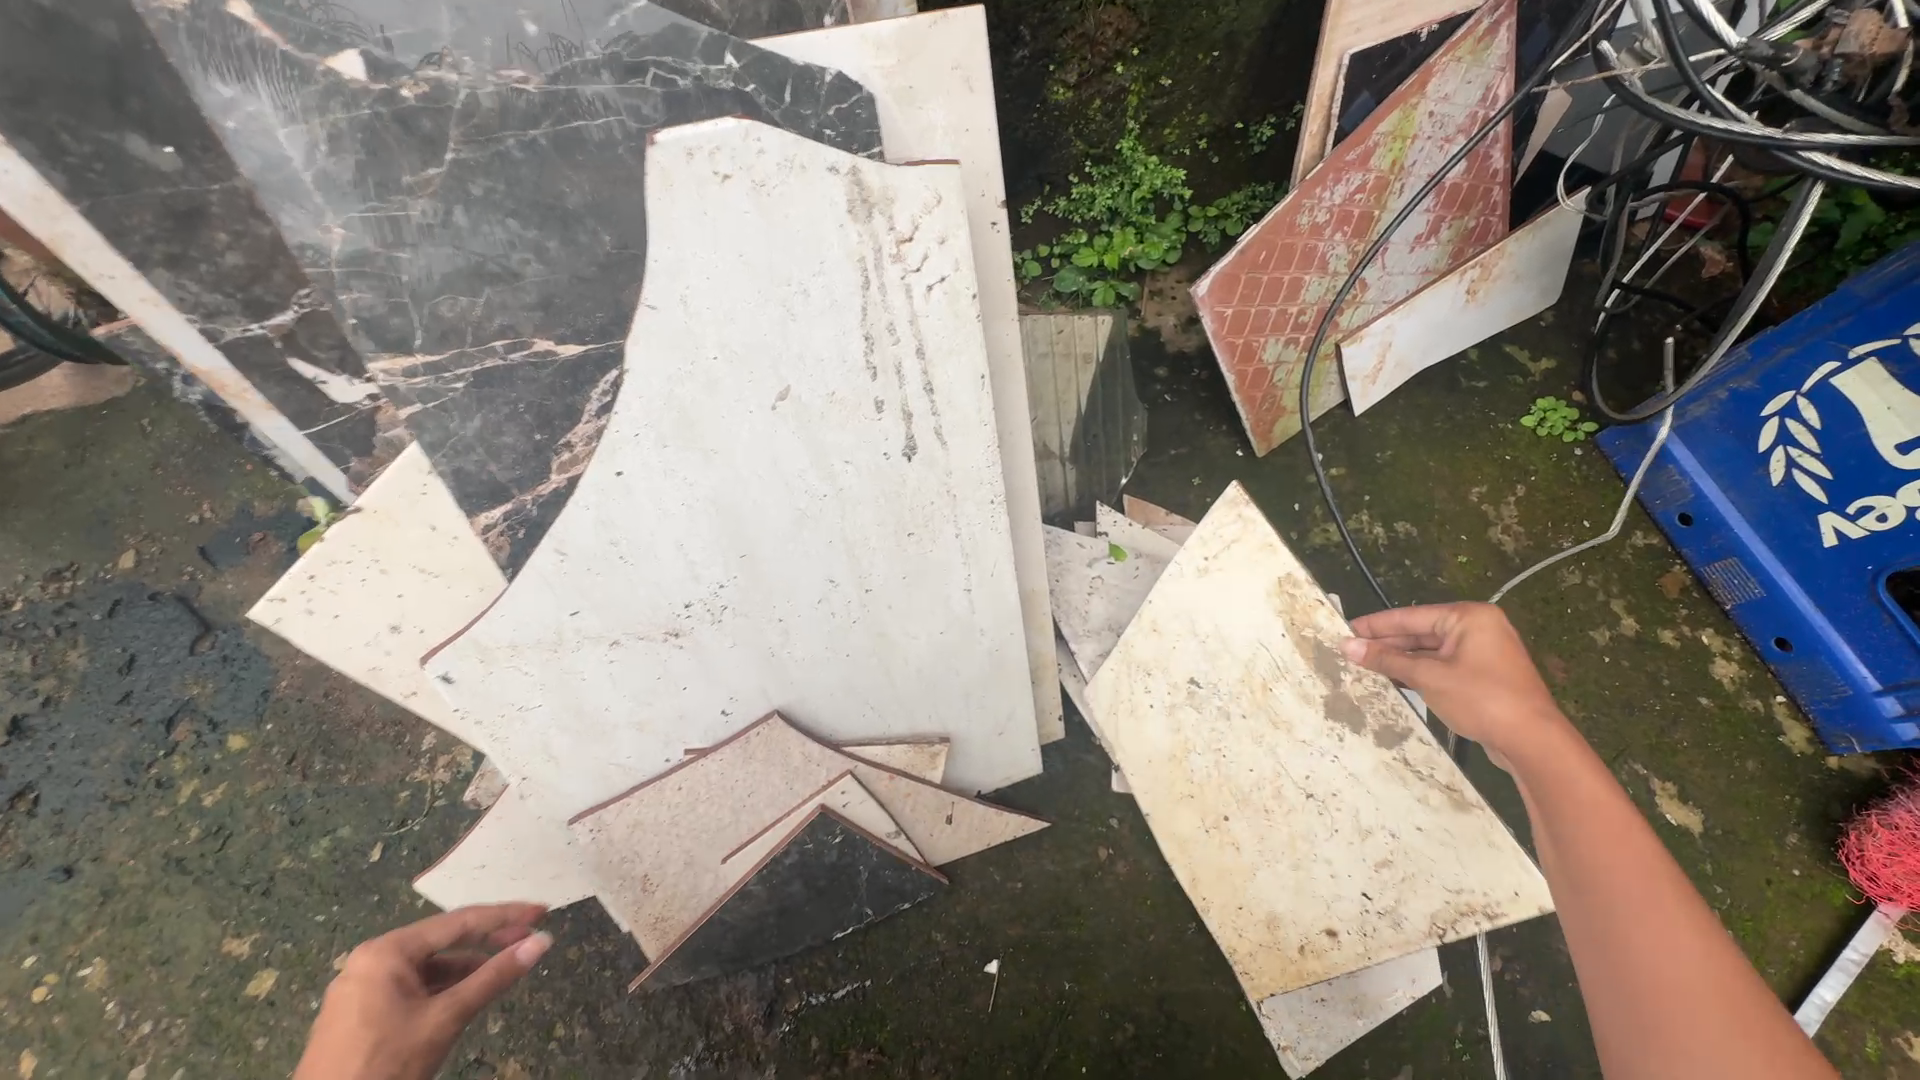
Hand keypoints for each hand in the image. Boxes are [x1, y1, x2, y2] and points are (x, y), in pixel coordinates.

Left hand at [293, 904, 552, 1079]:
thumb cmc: (385, 1064)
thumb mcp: (445, 1018)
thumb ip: (494, 977)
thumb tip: (542, 942)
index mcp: (387, 951)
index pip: (460, 922)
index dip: (506, 916)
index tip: (542, 912)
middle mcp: (371, 959)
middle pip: (443, 940)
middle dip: (489, 939)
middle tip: (530, 938)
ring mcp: (362, 986)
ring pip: (429, 965)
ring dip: (468, 966)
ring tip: (504, 970)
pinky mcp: (359, 1012)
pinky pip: (413, 986)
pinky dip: (444, 987)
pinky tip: (467, 996)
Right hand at [1341, 602, 1569, 763]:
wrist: (1533, 742)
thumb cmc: (1480, 699)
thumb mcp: (1427, 677)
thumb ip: (1386, 660)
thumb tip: (1347, 646)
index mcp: (1468, 617)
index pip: (1409, 616)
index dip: (1374, 625)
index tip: (1344, 629)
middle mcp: (1477, 628)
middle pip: (1420, 632)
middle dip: (1386, 643)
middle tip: (1349, 650)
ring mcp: (1483, 652)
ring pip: (1430, 651)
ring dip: (1400, 659)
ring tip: (1364, 664)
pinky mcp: (1483, 674)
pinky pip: (1442, 665)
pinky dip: (1418, 671)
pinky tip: (1393, 677)